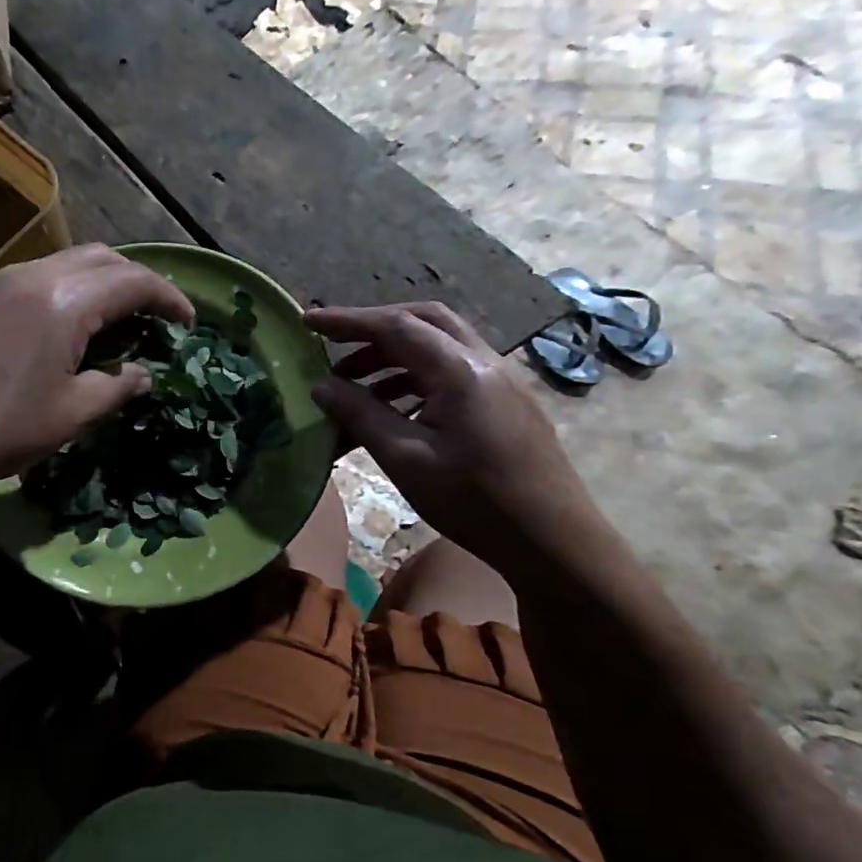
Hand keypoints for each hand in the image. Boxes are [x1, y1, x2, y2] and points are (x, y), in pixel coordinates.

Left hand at [0, 245, 194, 492]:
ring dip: (106, 286)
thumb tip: (142, 374)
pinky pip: (45, 280)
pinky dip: (75, 294)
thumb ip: (115, 387)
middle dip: (139, 283)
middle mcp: (36, 276)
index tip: (190, 323)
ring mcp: (4, 283)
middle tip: (157, 321)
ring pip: (73, 265)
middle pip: (105, 259)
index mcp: (65, 300)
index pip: (134, 280)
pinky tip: (76, 332)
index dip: (170, 298)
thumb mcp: (68, 415)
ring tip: (122, 327)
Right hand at [305, 303, 593, 567]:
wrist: (554, 541)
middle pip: (423, 321)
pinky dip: (415, 378)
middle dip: (374, 328)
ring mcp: (501, 380)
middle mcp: (485, 361)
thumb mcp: (406, 459)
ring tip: (354, 386)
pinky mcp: (506, 402)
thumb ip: (361, 415)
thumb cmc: (475, 502)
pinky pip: (452, 372)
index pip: (396, 326)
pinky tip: (393, 410)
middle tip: (335, 347)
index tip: (308, 321)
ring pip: (438, 347)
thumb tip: (320, 385)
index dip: (347, 320)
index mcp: (460, 370)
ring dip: (393, 357)